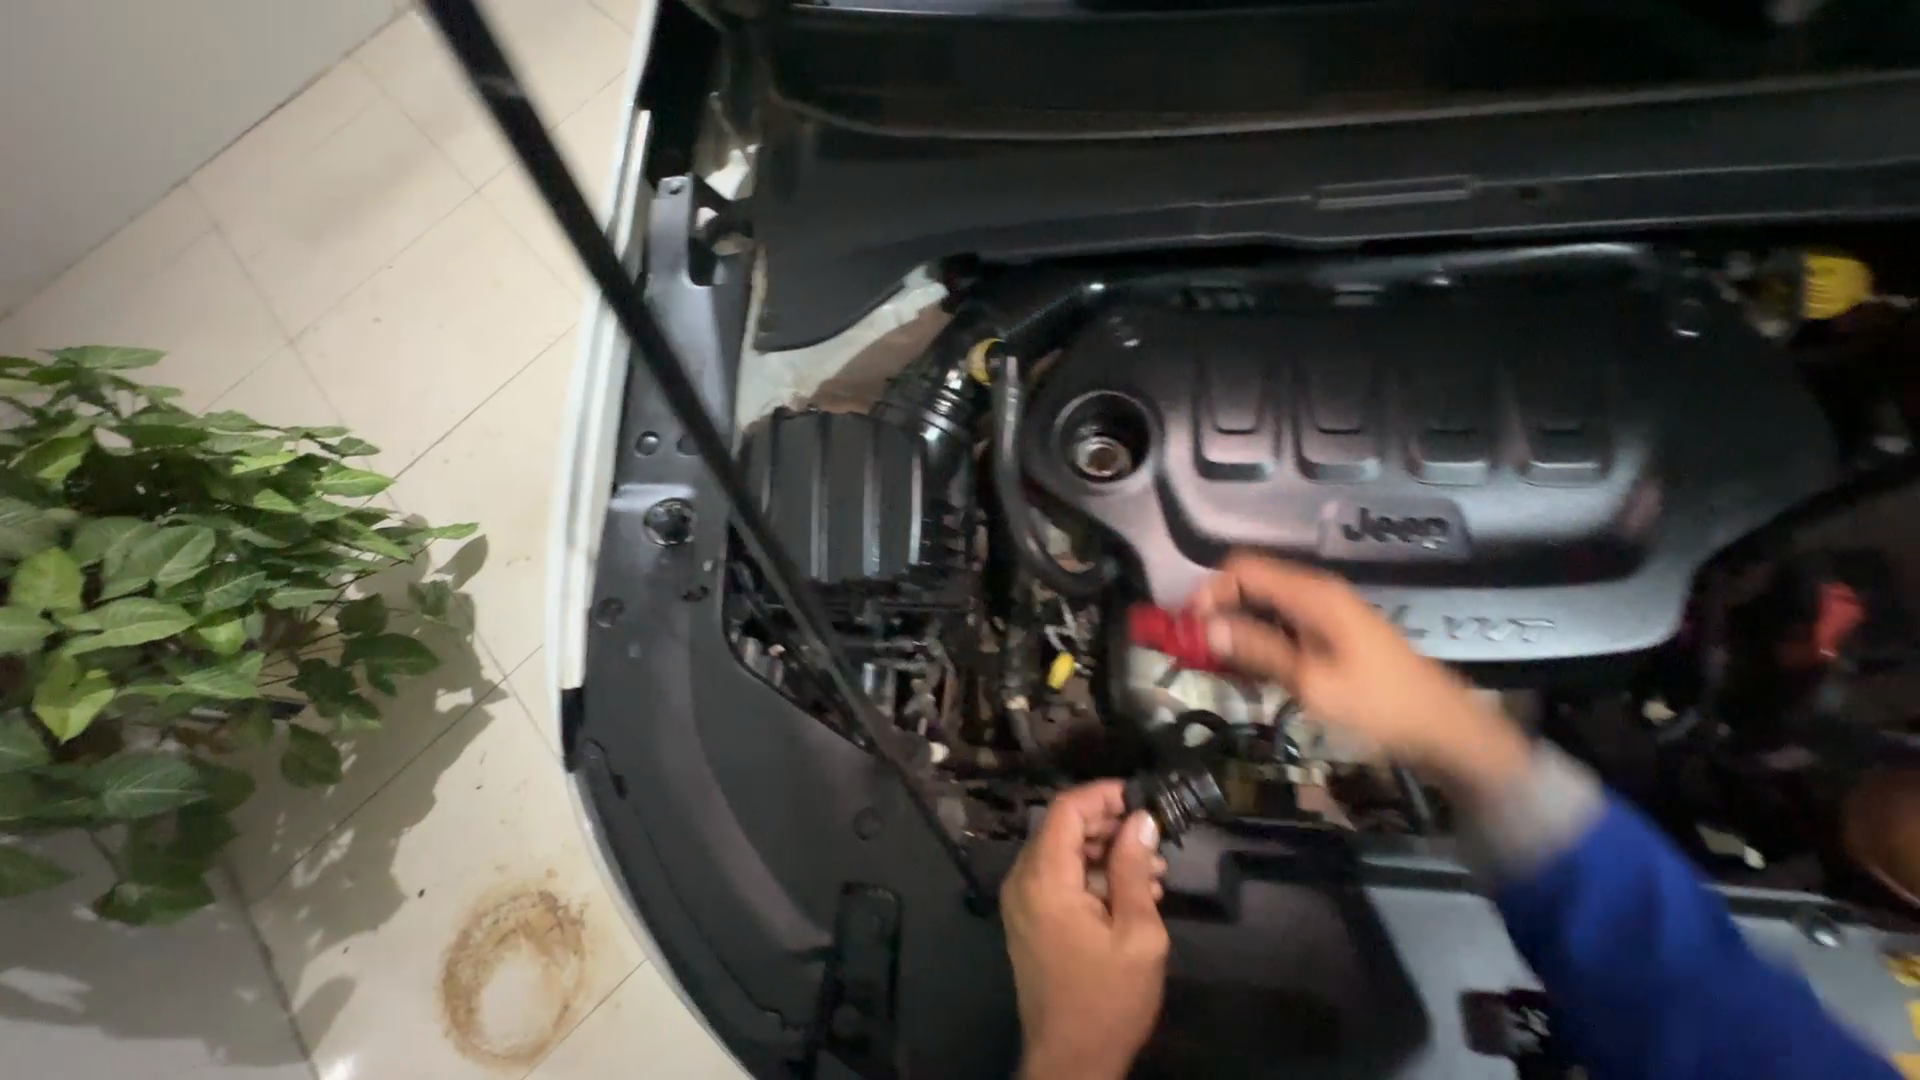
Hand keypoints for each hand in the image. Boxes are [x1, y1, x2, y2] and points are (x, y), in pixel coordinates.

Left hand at [1002, 781, 1168, 1079]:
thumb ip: (1134, 869)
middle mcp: (1023, 880)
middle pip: (1062, 827)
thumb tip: (1141, 818)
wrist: (1070, 1062)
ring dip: (1105, 853)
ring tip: (1152, 872)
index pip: (1066, 809)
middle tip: (1154, 840)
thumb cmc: (1108, 1000)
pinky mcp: (1028, 917)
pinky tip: (1131, 893)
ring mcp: (1021, 900)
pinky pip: (1058, 877)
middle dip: (1109, 826)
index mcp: (1044, 878)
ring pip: (1062, 852)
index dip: (1103, 795)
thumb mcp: (1137, 934)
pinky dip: (1091, 876)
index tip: (1141, 797)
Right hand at [1190, 553, 1530, 797]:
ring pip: (1262, 607)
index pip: (1243, 569)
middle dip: (1217, 613)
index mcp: (1312, 594)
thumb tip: (1206, 627)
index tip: (1188, 628)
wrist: (1443, 728)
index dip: (1209, 592)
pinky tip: (1248, 673)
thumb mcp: (1312, 681)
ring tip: (1216, 667)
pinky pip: (1280, 626)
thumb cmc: (1378, 704)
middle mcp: (1315, 593)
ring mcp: (1324, 613)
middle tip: (1194, 652)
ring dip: (1235, 631)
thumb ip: (1257, 650)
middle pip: (1249, 585)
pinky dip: (1257, 643)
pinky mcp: (1329, 634)